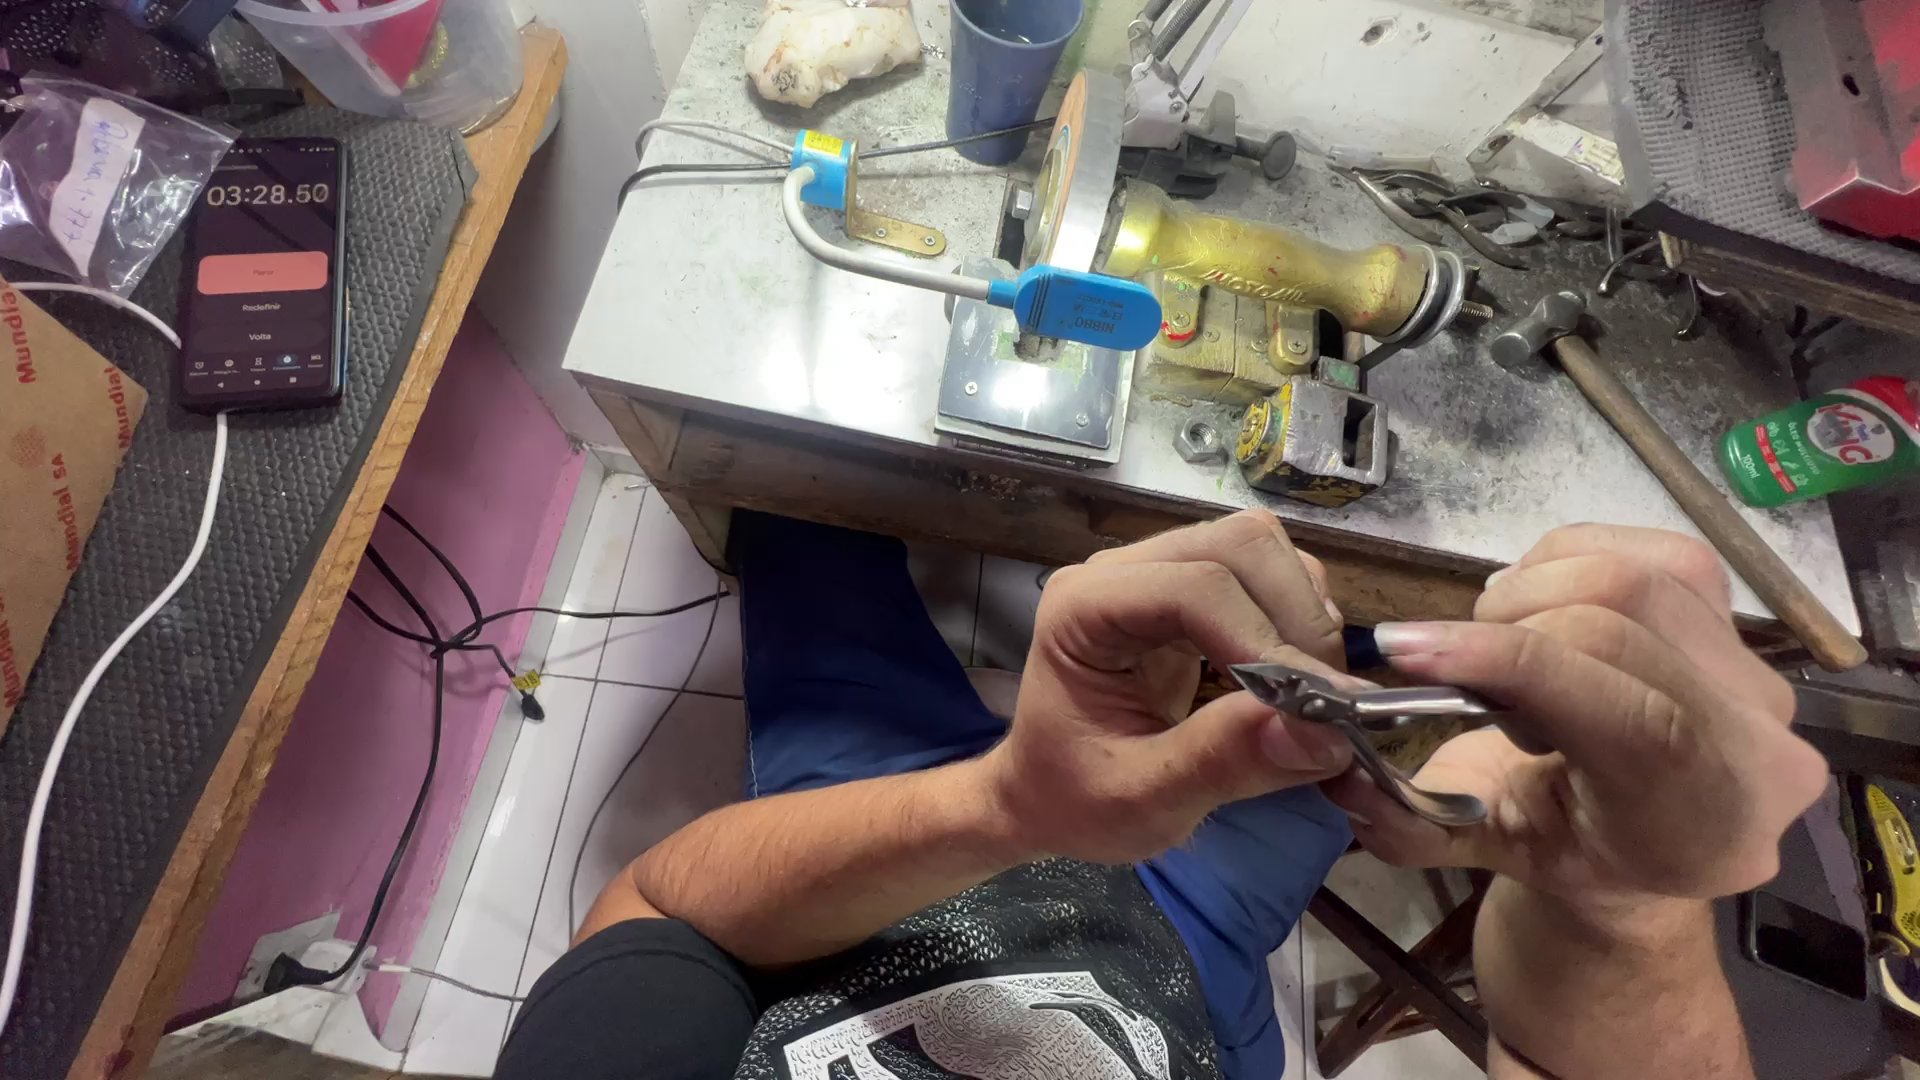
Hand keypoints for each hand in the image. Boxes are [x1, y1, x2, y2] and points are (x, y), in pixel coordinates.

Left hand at [980, 510, 1358, 863]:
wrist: (1045, 790)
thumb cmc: (1073, 796)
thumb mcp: (1139, 800)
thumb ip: (1221, 761)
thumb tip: (1327, 730)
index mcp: (1081, 609)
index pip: (1191, 587)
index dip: (1264, 640)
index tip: (1320, 710)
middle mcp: (1115, 572)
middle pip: (1234, 545)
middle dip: (1293, 618)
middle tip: (1321, 701)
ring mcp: (1149, 572)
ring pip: (1255, 546)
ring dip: (1300, 612)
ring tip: (1307, 689)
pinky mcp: (1181, 588)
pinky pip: (1258, 570)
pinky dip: (1293, 613)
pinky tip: (1290, 672)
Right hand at [1324, 524, 1827, 907]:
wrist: (1632, 833)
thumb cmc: (1549, 841)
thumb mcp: (1469, 847)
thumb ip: (1403, 821)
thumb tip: (1338, 765)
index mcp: (1695, 823)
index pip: (1632, 721)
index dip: (1509, 665)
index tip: (1404, 650)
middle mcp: (1757, 744)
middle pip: (1618, 627)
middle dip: (1498, 628)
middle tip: (1452, 663)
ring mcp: (1758, 674)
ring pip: (1631, 576)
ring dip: (1527, 592)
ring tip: (1496, 637)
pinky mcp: (1736, 619)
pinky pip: (1654, 550)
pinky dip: (1566, 559)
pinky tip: (1539, 603)